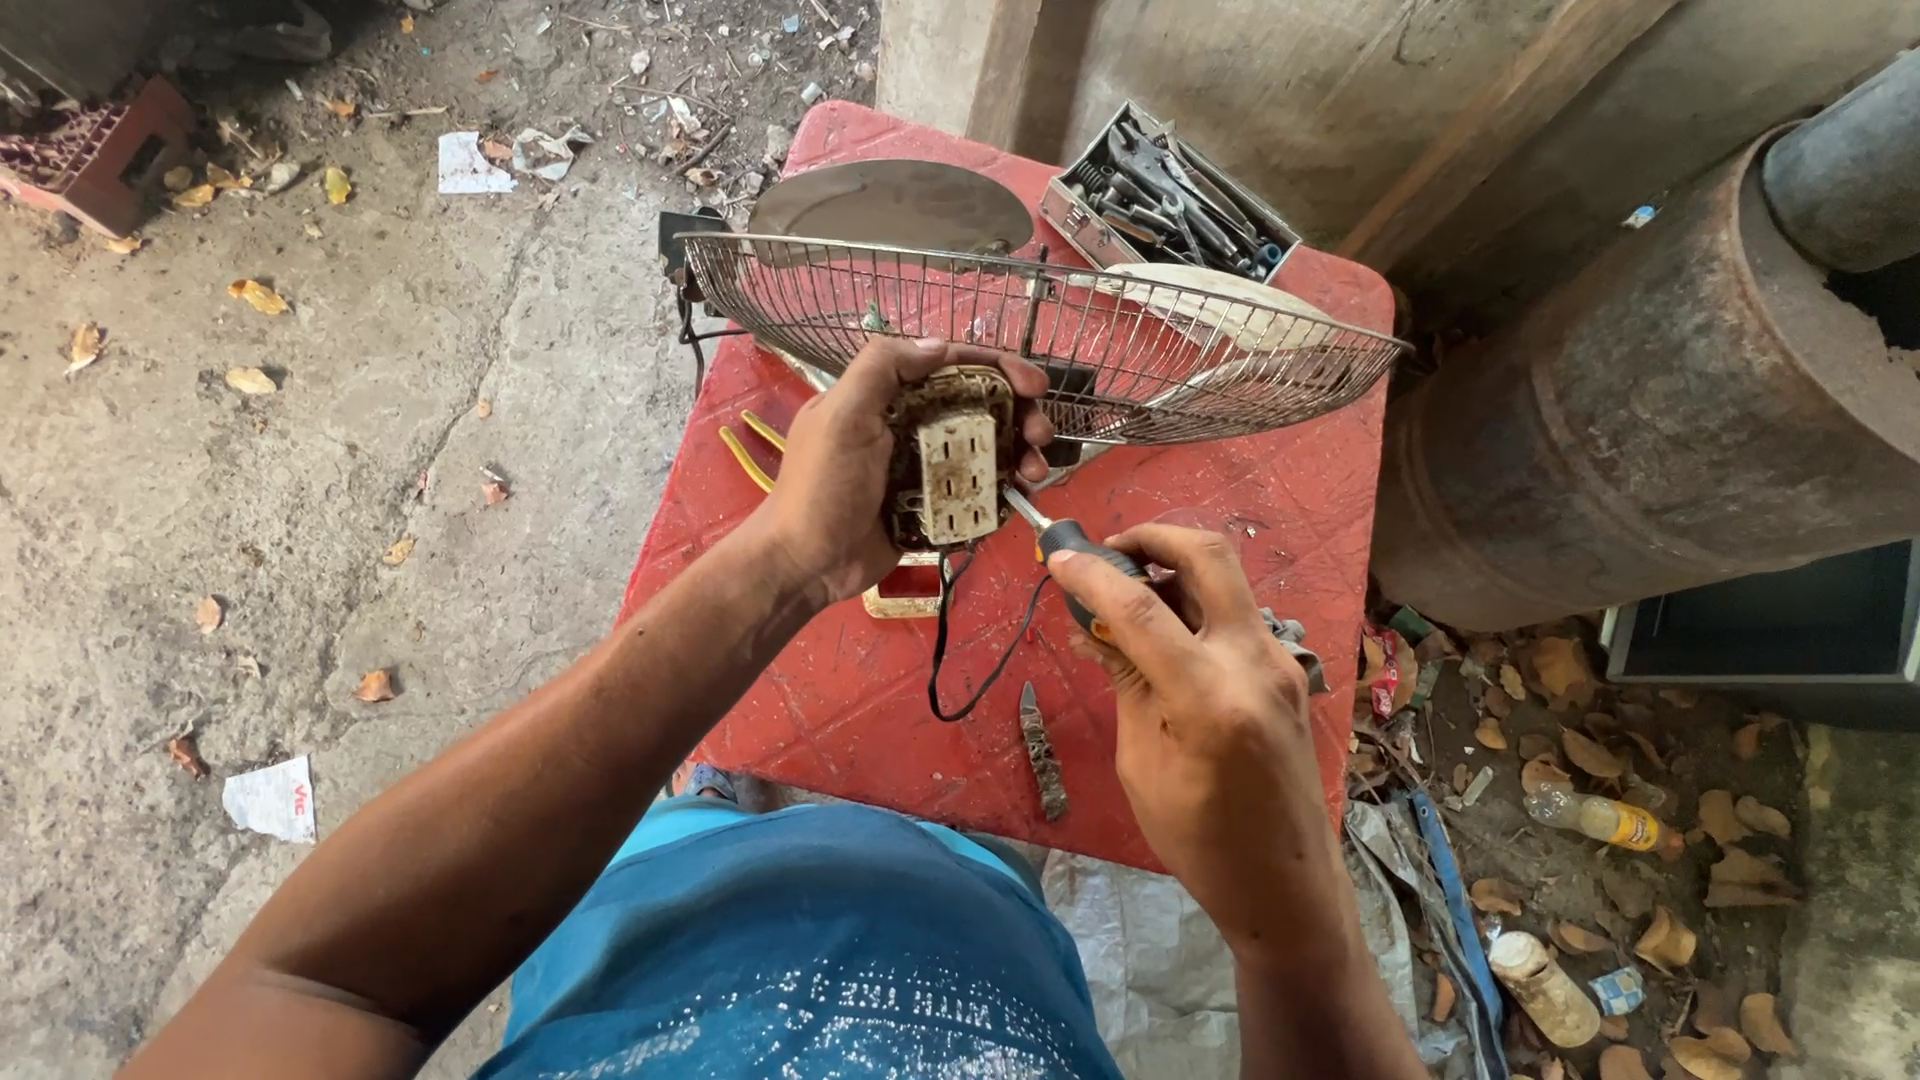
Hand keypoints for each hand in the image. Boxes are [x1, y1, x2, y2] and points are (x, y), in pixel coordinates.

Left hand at [751, 337, 1053, 605]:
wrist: (808, 562)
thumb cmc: (823, 487)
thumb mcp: (843, 416)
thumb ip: (882, 368)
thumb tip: (938, 345)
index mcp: (888, 397)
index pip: (950, 366)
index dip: (997, 366)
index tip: (1034, 383)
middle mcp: (910, 426)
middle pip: (979, 406)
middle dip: (1019, 414)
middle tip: (1041, 434)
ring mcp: (924, 467)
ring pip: (985, 449)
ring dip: (1018, 454)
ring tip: (1034, 472)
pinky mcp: (932, 504)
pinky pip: (977, 489)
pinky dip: (1002, 490)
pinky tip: (1020, 496)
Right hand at [1047, 525, 1345, 957]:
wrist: (1288, 887)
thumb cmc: (1199, 840)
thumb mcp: (1142, 761)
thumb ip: (1125, 680)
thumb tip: (1092, 626)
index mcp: (1210, 697)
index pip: (1141, 608)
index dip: (1091, 576)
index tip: (1056, 559)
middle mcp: (1254, 662)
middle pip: (1208, 554)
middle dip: (1152, 536)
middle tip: (1108, 552)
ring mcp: (1280, 661)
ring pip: (1224, 578)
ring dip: (1171, 568)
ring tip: (1124, 592)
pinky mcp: (1286, 670)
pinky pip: (1233, 612)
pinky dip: (1192, 602)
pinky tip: (1159, 630)